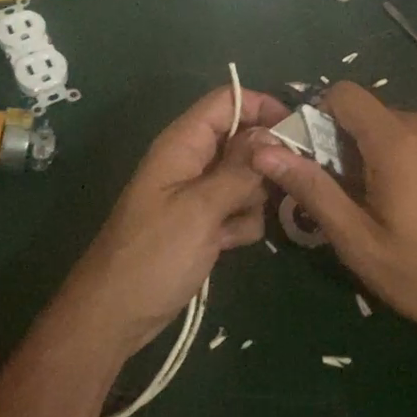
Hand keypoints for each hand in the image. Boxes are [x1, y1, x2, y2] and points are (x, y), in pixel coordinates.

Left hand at [55, 86, 289, 353]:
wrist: (117, 314)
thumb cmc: (154, 255)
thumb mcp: (201, 208)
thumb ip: (239, 169)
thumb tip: (271, 133)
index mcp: (183, 143)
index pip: (228, 101)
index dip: (262, 106)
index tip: (299, 130)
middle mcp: (191, 160)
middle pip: (242, 140)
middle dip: (263, 163)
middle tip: (277, 189)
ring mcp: (197, 193)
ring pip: (245, 178)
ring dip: (251, 200)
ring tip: (234, 226)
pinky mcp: (203, 223)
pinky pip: (238, 209)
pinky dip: (240, 224)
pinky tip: (228, 245)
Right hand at [250, 81, 416, 346]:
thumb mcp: (358, 241)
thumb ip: (312, 189)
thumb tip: (264, 150)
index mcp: (397, 141)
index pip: (345, 93)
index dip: (320, 114)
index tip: (314, 154)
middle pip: (369, 113)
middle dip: (347, 142)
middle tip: (346, 193)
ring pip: (396, 124)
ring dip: (377, 150)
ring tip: (381, 201)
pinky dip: (407, 155)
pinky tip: (414, 199)